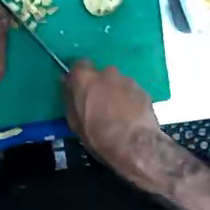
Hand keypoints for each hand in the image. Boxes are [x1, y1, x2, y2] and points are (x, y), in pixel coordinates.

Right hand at [63, 59, 190, 190]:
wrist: (134, 144)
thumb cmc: (98, 135)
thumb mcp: (75, 121)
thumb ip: (70, 98)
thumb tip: (67, 83)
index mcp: (86, 78)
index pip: (79, 65)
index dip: (79, 77)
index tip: (80, 90)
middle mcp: (107, 73)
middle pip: (100, 75)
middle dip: (99, 86)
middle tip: (99, 105)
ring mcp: (127, 80)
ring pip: (117, 83)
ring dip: (115, 93)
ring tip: (117, 114)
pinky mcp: (142, 90)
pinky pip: (130, 91)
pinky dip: (129, 100)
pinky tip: (130, 116)